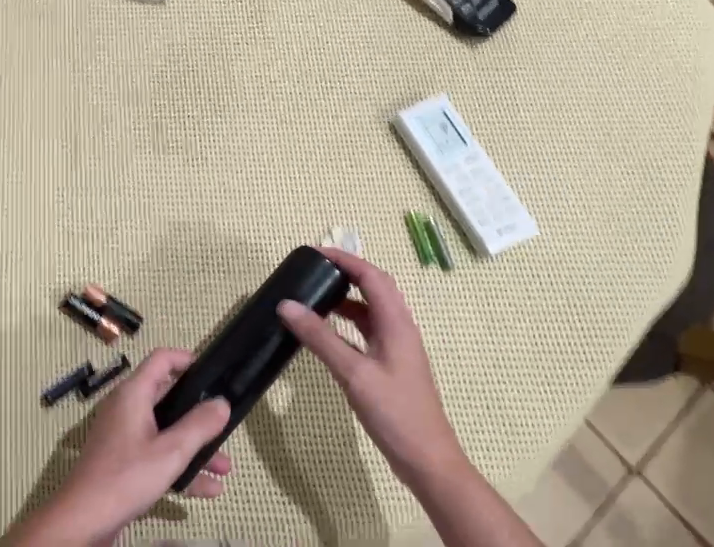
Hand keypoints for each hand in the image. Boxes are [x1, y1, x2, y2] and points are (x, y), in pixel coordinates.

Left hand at [10, 349, 232, 544]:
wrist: (85, 517)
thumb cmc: (126, 476)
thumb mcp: (170, 452)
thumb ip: (199, 426)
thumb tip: (222, 402)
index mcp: (133, 393)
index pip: (161, 360)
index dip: (187, 360)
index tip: (212, 373)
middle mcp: (127, 407)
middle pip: (168, 398)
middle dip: (198, 415)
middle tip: (224, 427)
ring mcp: (124, 434)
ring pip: (166, 431)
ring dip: (194, 447)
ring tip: (225, 467)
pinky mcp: (123, 459)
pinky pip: (157, 453)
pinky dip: (179, 465)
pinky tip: (207, 488)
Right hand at [275, 246, 467, 488]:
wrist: (427, 460)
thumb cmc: (394, 413)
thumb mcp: (352, 373)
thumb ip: (319, 338)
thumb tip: (286, 305)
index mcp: (396, 323)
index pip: (371, 276)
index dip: (345, 259)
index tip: (315, 252)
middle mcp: (400, 329)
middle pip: (374, 288)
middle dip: (345, 273)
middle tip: (313, 270)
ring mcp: (397, 348)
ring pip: (371, 310)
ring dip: (346, 298)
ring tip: (315, 296)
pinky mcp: (392, 365)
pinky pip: (368, 330)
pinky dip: (348, 322)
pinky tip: (327, 332)